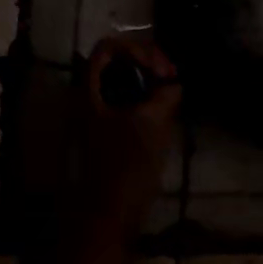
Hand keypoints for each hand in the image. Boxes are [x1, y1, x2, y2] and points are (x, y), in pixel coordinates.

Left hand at [78, 37, 181, 222]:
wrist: (110, 215)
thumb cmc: (127, 166)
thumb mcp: (152, 123)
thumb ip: (165, 95)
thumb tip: (174, 85)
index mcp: (89, 91)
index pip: (108, 48)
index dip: (138, 49)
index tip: (162, 71)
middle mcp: (88, 99)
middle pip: (116, 63)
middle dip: (147, 64)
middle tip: (172, 79)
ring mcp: (97, 117)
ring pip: (123, 84)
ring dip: (149, 83)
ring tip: (172, 96)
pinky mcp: (109, 134)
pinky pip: (127, 104)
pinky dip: (146, 102)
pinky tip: (166, 115)